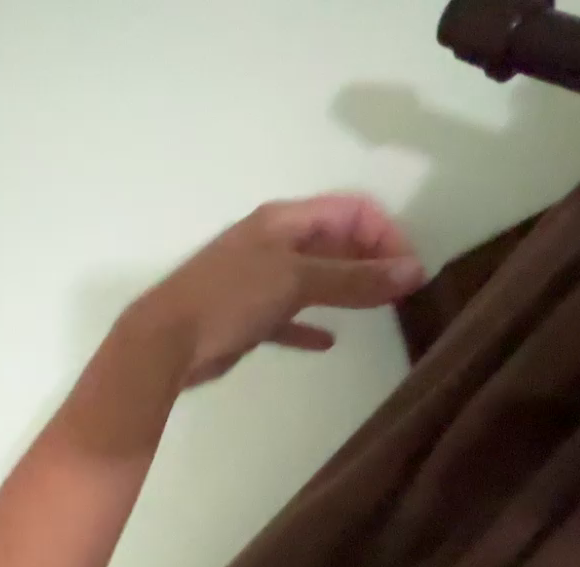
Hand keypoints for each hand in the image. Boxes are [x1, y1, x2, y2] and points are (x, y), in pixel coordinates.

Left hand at [122, 193, 422, 386]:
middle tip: (401, 290)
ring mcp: (256, 282)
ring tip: (379, 309)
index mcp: (283, 222)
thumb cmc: (229, 300)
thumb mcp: (296, 281)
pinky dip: (308, 326)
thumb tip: (414, 271)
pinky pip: (287, 319)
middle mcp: (271, 245)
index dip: (384, 233)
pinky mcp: (245, 319)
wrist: (165, 343)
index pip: (349, 210)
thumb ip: (354, 278)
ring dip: (345, 290)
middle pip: (333, 242)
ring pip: (312, 280)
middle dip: (369, 259)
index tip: (408, 269)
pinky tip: (327, 342)